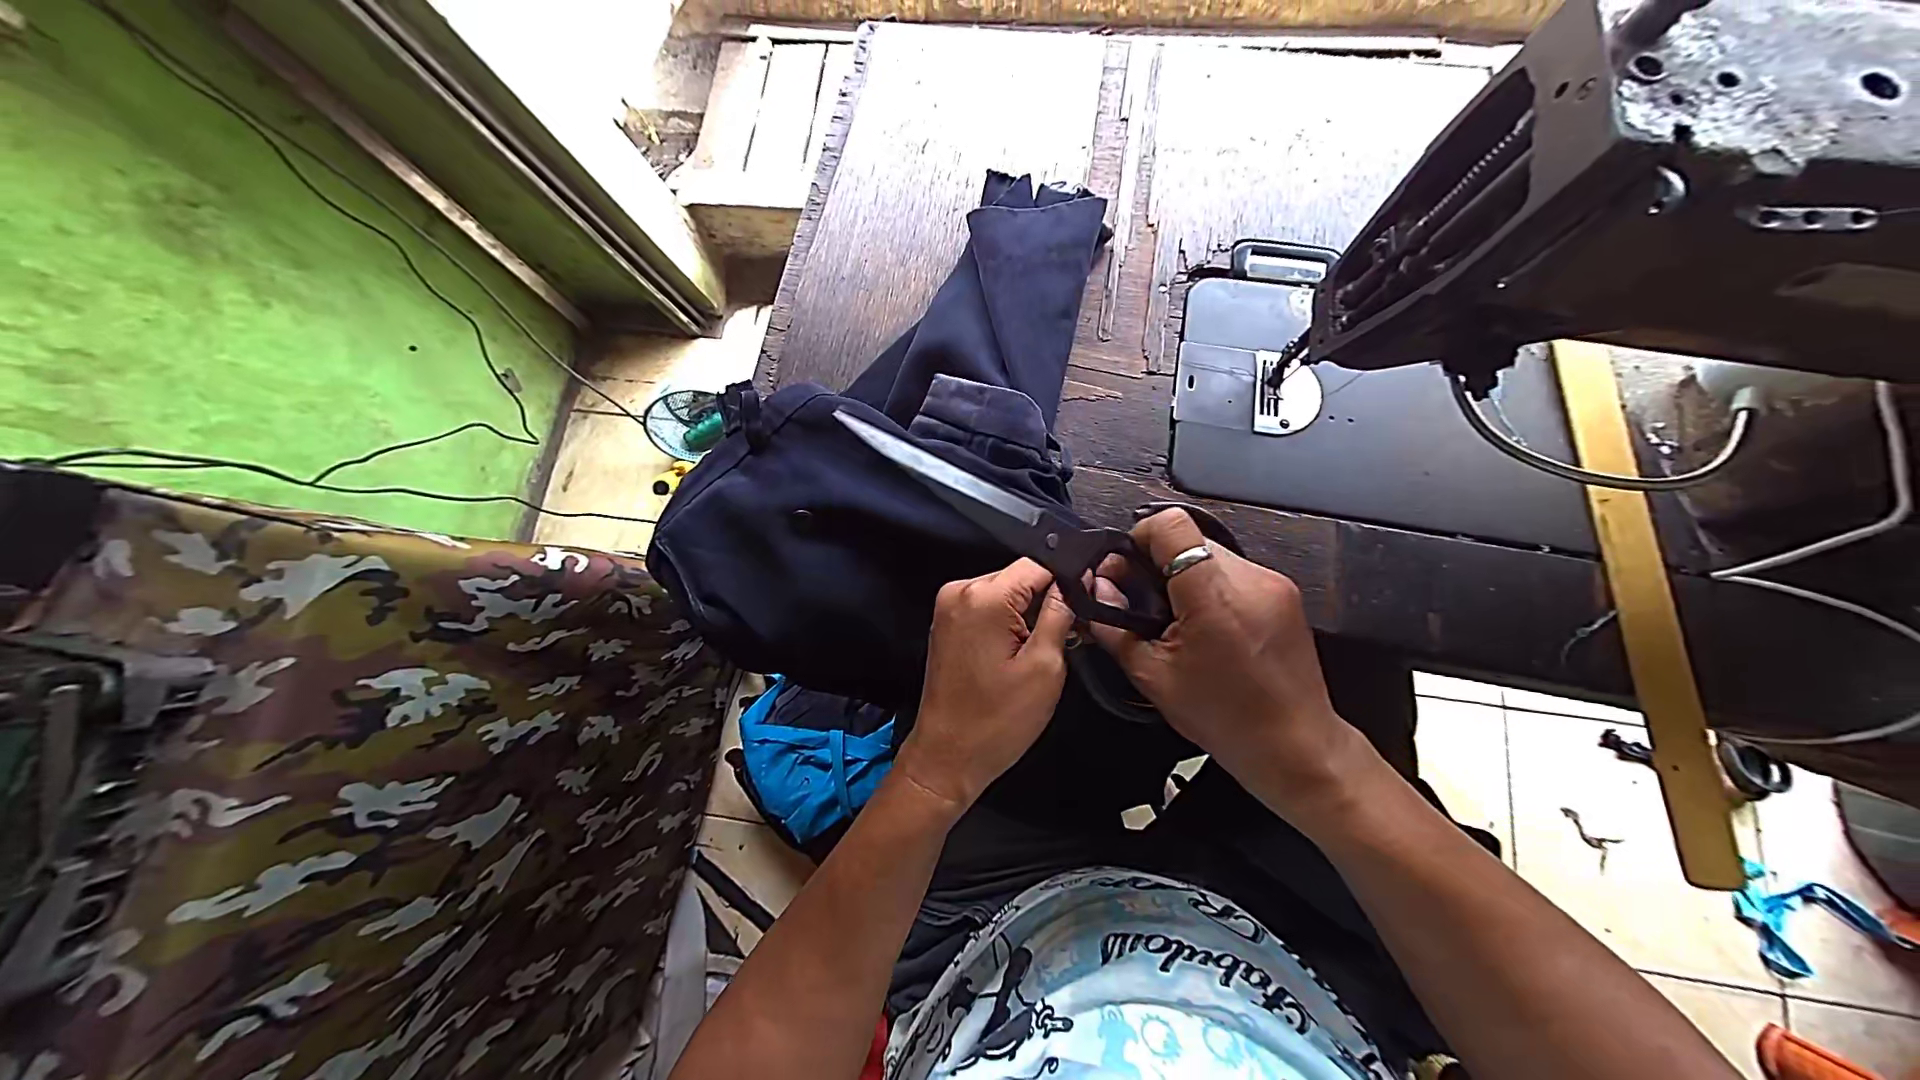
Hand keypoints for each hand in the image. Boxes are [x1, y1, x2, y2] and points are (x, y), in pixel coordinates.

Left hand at [896, 558, 1074, 814]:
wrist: (948, 756)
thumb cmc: (995, 721)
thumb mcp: (1045, 667)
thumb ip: (1060, 615)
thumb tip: (1075, 582)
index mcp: (983, 597)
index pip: (1039, 563)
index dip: (1067, 580)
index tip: (1082, 607)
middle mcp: (960, 592)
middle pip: (1021, 575)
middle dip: (1046, 600)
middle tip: (1064, 638)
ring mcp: (949, 607)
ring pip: (1006, 591)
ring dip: (1027, 613)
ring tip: (1036, 653)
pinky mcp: (948, 623)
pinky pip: (988, 606)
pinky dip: (1007, 622)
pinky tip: (1016, 653)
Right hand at [1086, 510, 1377, 820]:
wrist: (1294, 745)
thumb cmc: (1232, 721)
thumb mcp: (1153, 677)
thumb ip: (1115, 628)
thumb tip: (1099, 593)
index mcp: (1215, 598)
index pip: (1171, 525)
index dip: (1138, 537)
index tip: (1127, 563)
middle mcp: (1250, 582)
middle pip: (1188, 536)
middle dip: (1158, 561)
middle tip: (1144, 598)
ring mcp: (1272, 585)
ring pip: (1210, 551)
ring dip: (1185, 574)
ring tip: (1177, 617)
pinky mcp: (1283, 593)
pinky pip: (1234, 570)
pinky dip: (1210, 586)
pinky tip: (1205, 624)